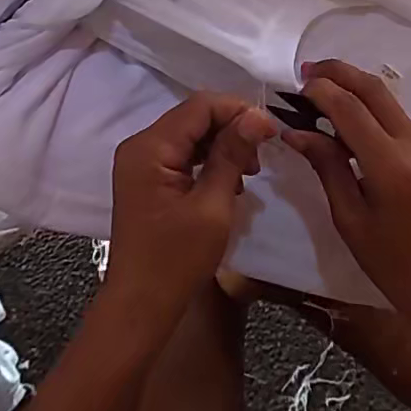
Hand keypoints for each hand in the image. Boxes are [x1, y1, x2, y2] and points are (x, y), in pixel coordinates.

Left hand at [106, 92, 276, 320]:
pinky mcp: (146, 179)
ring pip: (189, 135)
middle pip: (193, 117)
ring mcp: (140, 162)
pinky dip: (207, 161)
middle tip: (259, 159)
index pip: (199, 106)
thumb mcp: (212, 206)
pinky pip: (180, 155)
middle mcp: (139, 146)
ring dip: (221, 146)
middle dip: (231, 129)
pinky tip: (228, 182)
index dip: (238, 111)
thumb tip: (257, 116)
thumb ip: (232, 155)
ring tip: (247, 174)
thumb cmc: (177, 260)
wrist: (141, 304)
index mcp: (149, 147)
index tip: (271, 132)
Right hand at [285, 60, 410, 330]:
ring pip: (386, 99)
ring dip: (352, 88)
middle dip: (338, 72)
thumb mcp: (348, 217)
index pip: (350, 108)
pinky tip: (345, 120)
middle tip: (305, 71)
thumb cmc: (391, 261)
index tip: (294, 86)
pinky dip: (367, 109)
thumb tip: (295, 130)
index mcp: (392, 166)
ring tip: (318, 93)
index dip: (320, 91)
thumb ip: (326, 165)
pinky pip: (395, 117)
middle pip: (374, 89)